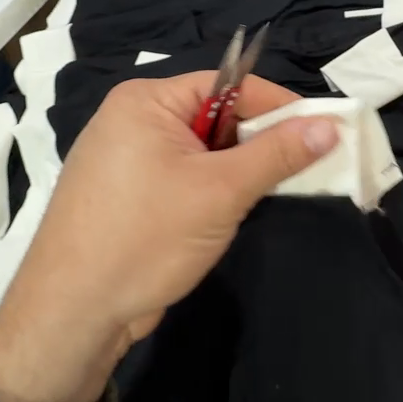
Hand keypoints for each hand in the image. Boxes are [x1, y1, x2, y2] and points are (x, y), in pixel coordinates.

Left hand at [0, 72, 336, 401]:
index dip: (279, 105)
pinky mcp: (130, 195)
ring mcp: (127, 159)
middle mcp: (133, 120)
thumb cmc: (146, 239)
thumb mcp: (222, 191)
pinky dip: (216, 187)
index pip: (229, 85)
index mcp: (146, 101)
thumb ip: (279, 154)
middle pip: (218, 115)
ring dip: (241, 168)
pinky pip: (186, 174)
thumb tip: (331, 125)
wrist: (72, 316)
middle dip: (261, 140)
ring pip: (205, 149)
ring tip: (277, 189)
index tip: (324, 129)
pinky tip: (237, 210)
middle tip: (307, 163)